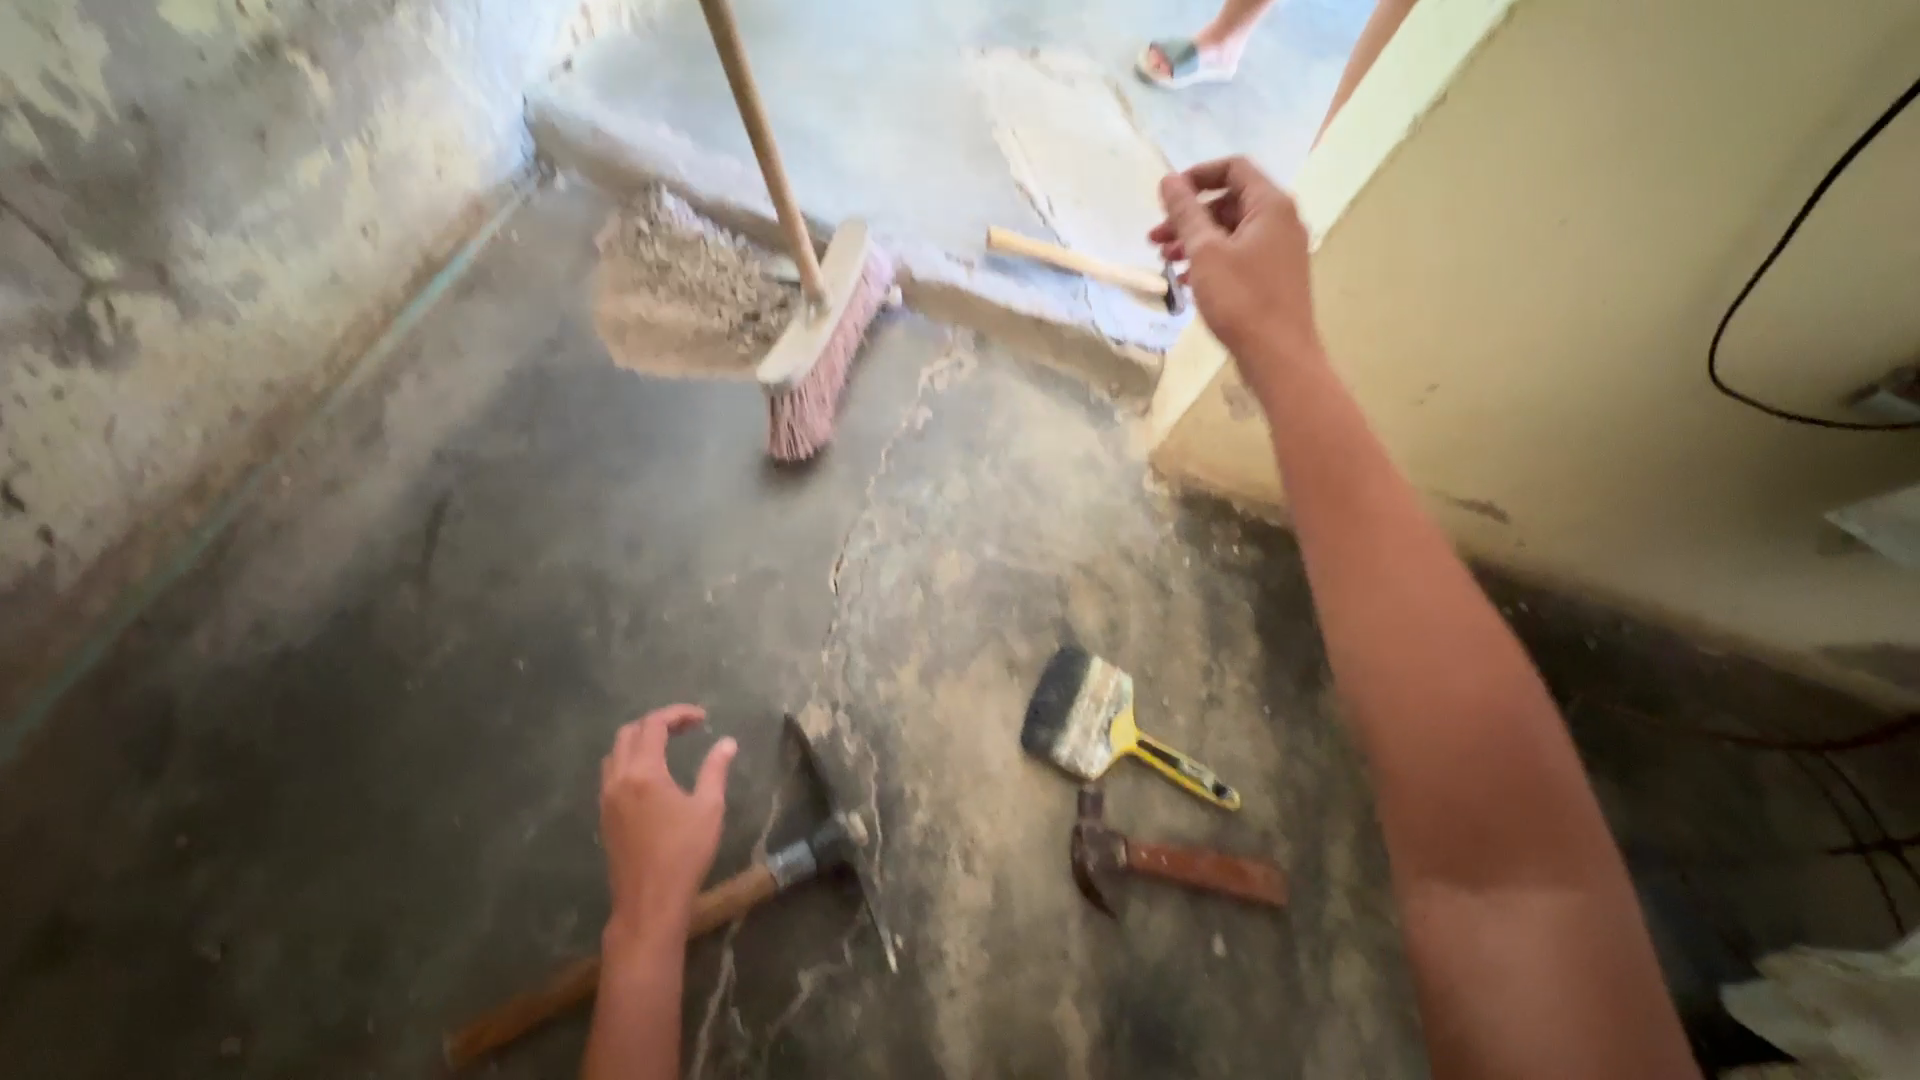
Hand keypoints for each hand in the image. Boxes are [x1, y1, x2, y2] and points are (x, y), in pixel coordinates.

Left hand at [599, 705, 736, 936]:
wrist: (649, 901)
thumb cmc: (684, 853)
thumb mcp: (709, 808)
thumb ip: (715, 770)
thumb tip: (727, 743)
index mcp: (644, 773)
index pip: (654, 725)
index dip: (678, 714)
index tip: (702, 718)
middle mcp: (619, 780)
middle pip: (629, 733)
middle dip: (657, 723)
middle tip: (686, 729)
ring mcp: (607, 799)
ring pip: (616, 753)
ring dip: (639, 741)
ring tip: (668, 746)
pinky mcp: (605, 816)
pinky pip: (611, 774)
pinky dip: (630, 761)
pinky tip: (652, 776)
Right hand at [1150, 157, 1322, 400]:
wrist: (1278, 355)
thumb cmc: (1240, 300)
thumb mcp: (1205, 252)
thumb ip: (1186, 213)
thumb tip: (1168, 180)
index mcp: (1270, 205)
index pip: (1233, 168)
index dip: (1196, 177)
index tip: (1166, 198)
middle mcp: (1281, 221)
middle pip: (1230, 202)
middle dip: (1189, 216)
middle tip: (1155, 239)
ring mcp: (1281, 251)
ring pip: (1232, 232)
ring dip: (1196, 241)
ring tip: (1165, 263)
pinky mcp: (1275, 277)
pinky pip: (1239, 256)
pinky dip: (1212, 260)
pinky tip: (1187, 281)